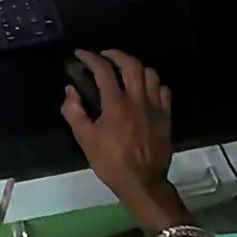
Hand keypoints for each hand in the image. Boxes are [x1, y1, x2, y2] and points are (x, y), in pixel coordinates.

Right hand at [61, 49, 187, 233]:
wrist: (143, 183)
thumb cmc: (111, 162)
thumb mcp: (85, 139)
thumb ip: (74, 112)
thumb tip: (70, 90)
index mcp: (116, 104)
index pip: (103, 70)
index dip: (91, 57)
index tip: (81, 54)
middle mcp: (137, 99)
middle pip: (131, 64)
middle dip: (116, 54)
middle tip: (104, 55)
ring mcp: (155, 107)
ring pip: (150, 73)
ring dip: (136, 66)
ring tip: (125, 68)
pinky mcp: (166, 116)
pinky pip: (163, 90)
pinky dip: (153, 82)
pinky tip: (144, 87)